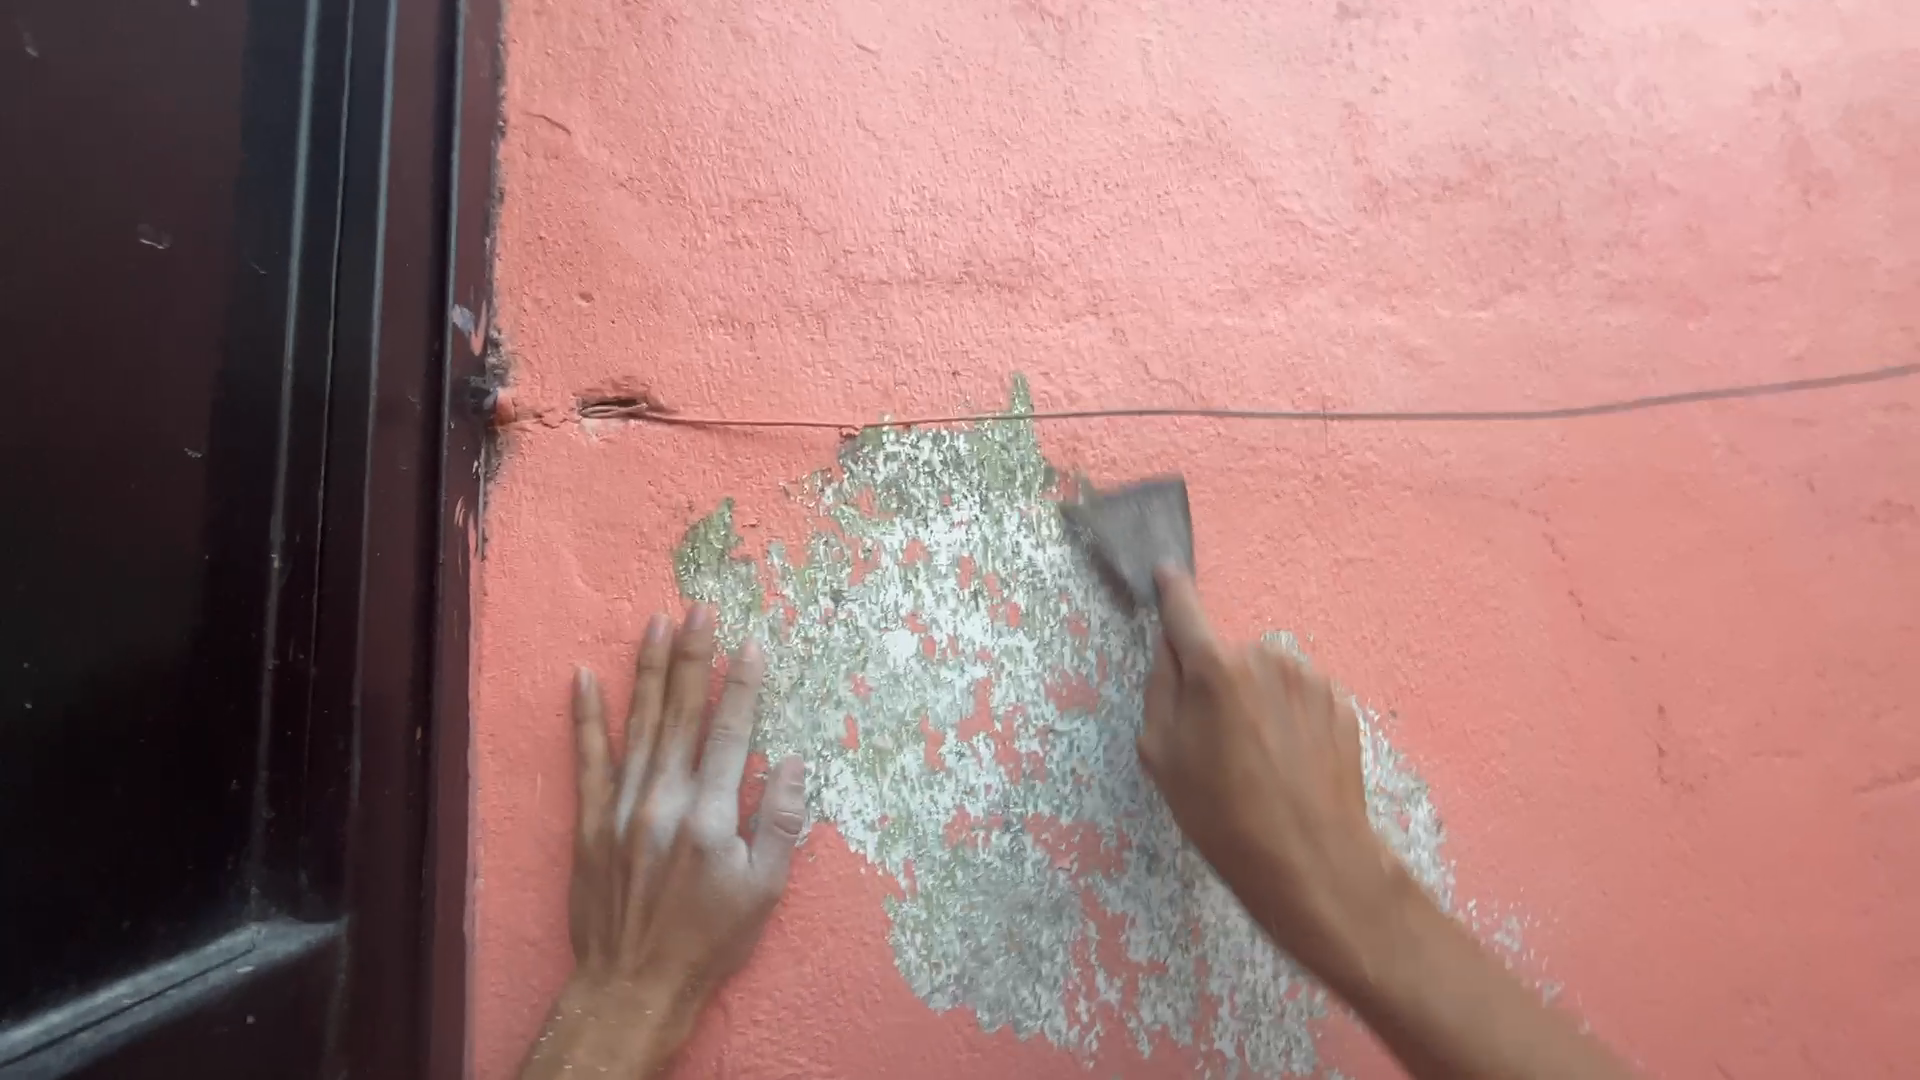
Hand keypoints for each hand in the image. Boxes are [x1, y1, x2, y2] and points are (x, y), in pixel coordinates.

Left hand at [520, 606, 806, 1079]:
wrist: (631, 991)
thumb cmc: (709, 942)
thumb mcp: (764, 890)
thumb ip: (779, 821)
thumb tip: (791, 762)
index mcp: (710, 816)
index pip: (731, 733)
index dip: (744, 686)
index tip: (752, 645)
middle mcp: (663, 802)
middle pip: (682, 715)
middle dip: (694, 658)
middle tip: (700, 610)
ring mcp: (622, 809)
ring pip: (638, 726)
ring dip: (648, 671)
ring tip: (656, 625)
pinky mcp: (590, 825)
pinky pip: (587, 762)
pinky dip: (585, 719)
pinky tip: (583, 679)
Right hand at [1138, 566, 1408, 990]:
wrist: (1311, 863)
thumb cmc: (1219, 812)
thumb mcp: (1160, 754)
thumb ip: (1160, 687)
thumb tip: (1172, 649)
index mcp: (1215, 668)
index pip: (1185, 610)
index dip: (1171, 590)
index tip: (1165, 572)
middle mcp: (1265, 657)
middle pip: (1224, 653)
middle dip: (1214, 677)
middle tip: (1214, 734)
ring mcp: (1309, 679)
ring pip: (1263, 673)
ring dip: (1253, 696)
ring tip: (1256, 754)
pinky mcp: (1341, 703)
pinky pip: (1296, 694)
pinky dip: (1285, 714)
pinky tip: (1287, 759)